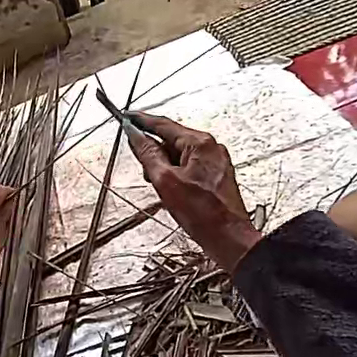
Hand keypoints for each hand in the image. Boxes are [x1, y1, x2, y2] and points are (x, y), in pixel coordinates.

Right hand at [127, 115, 260, 272]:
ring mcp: (215, 162)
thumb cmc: (204, 214)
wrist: (229, 239)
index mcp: (200, 143)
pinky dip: (177, 177)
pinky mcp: (216, 176)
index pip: (163, 124)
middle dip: (155, 156)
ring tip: (166, 192)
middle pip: (172, 141)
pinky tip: (176, 195)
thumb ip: (148, 154)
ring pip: (180, 156)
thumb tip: (135, 136)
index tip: (127, 117)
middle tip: (148, 174)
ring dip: (165, 170)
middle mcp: (211, 148)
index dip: (141, 121)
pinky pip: (189, 168)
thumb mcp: (165, 181)